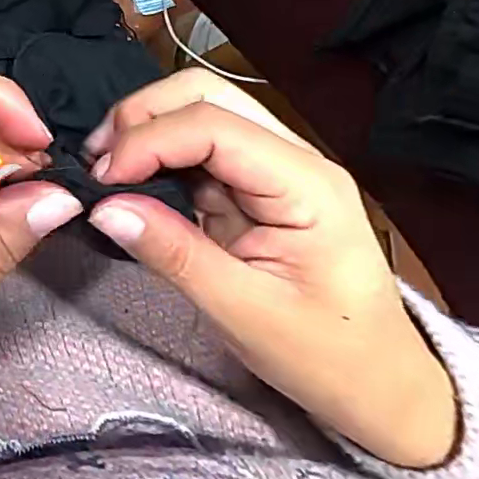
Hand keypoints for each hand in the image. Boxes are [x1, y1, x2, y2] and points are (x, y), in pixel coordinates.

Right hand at [84, 69, 458, 467]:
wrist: (380, 383)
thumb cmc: (329, 357)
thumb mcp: (247, 316)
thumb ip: (174, 254)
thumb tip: (104, 207)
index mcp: (305, 184)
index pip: (213, 127)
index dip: (148, 140)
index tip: (101, 179)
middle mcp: (290, 157)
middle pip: (206, 95)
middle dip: (142, 116)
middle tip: (98, 161)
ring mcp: (271, 165)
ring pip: (198, 110)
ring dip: (145, 128)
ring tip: (105, 167)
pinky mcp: (250, 182)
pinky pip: (195, 148)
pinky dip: (155, 153)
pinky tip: (129, 177)